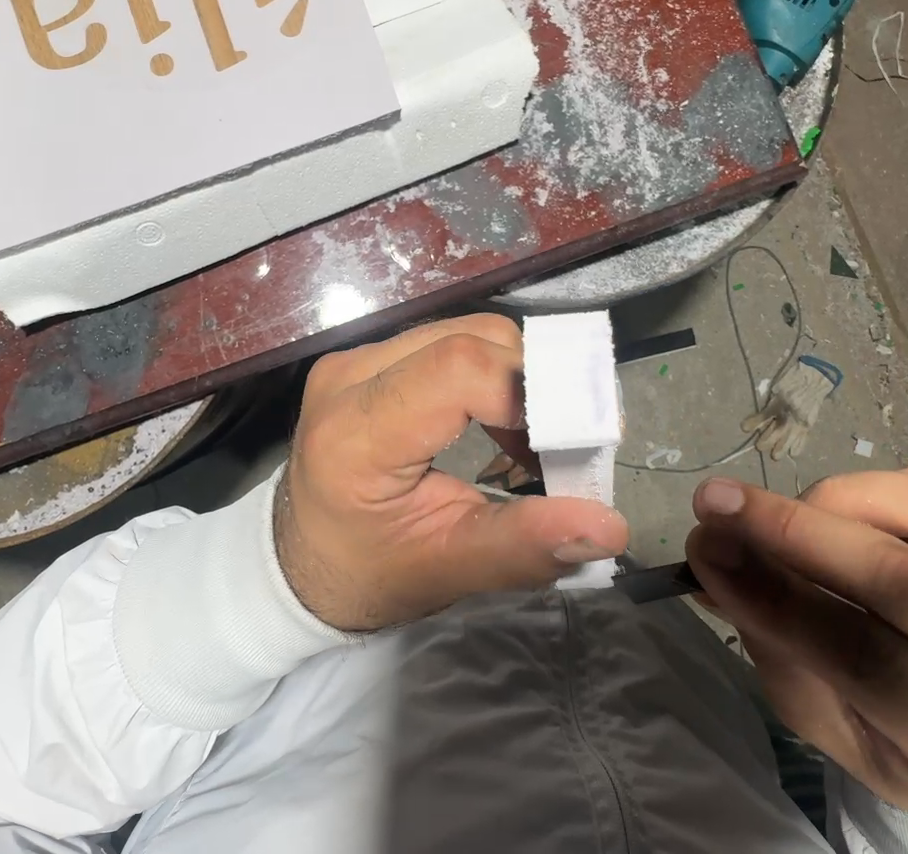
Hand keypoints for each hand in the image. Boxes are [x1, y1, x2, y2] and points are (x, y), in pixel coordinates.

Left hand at [276, 314, 628, 631]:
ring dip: (516, 378)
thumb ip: (521, 545)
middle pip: (469, 339)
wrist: (298, 563)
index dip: (533, 395)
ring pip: (464, 332)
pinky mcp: (367, 360)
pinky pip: (446, 342)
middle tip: (567, 446)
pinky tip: (504, 423)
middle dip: (536, 385)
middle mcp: (350, 375)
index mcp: (357, 432)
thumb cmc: (364, 574)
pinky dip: (491, 375)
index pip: (458, 369)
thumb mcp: (443, 571)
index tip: (577, 446)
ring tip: (537, 441)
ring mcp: (354, 360)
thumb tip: (609, 526)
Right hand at [684, 462, 907, 820]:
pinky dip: (889, 483)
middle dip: (798, 532)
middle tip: (719, 501)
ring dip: (843, 500)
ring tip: (786, 511)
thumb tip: (711, 548)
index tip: (705, 544)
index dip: (779, 597)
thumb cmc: (891, 732)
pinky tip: (850, 508)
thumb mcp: (818, 712)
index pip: (870, 661)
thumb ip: (770, 634)